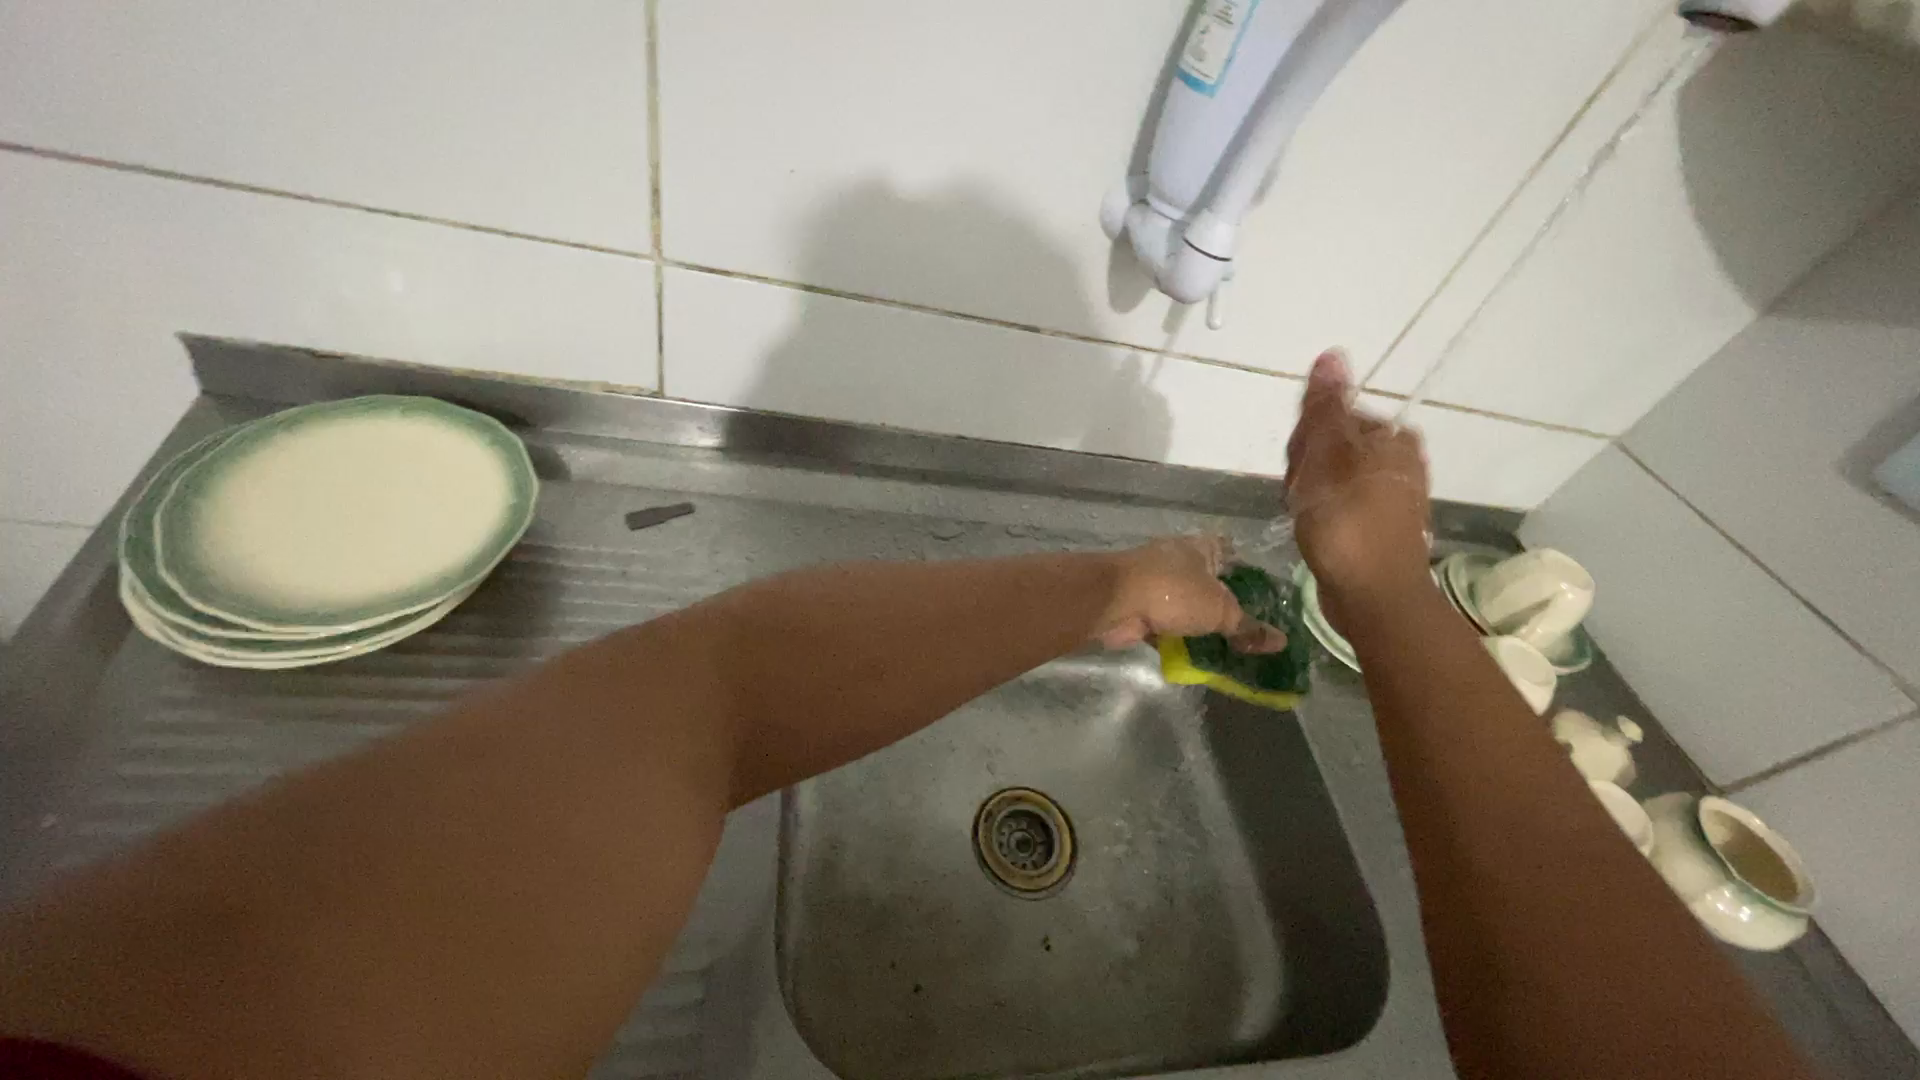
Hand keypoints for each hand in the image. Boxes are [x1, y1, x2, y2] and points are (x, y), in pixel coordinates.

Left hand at [1095, 535, 1286, 652]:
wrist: (1114, 602)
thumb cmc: (1173, 592)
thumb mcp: (1220, 610)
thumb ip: (1248, 627)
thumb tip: (1280, 642)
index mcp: (1201, 549)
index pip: (1231, 552)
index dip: (1249, 572)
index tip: (1267, 596)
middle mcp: (1178, 562)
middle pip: (1210, 584)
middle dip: (1227, 607)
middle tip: (1252, 633)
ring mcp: (1156, 586)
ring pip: (1188, 608)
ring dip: (1203, 627)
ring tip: (1232, 651)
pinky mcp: (1141, 611)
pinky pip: (1168, 629)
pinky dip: (1181, 642)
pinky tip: (1200, 660)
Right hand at [1285, 350, 1432, 614]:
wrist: (1373, 597)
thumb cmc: (1348, 526)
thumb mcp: (1329, 458)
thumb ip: (1326, 409)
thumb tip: (1332, 353)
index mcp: (1391, 437)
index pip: (1328, 417)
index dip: (1303, 443)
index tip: (1299, 472)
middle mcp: (1397, 458)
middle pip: (1328, 445)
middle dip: (1305, 470)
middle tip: (1303, 500)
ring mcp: (1389, 493)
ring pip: (1327, 477)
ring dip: (1307, 494)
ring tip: (1307, 519)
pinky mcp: (1378, 523)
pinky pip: (1336, 502)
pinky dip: (1320, 513)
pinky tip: (1315, 531)